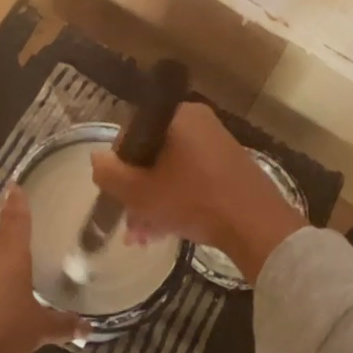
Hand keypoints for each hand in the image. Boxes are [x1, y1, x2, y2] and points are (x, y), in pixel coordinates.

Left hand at [0, 186, 85, 352]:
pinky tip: (1, 300)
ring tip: (20, 268)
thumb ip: (63, 325)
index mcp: (11, 254)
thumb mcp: (39, 328)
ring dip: (4, 264)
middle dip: (15, 236)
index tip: (14, 184)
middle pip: (3, 239)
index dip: (17, 201)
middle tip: (31, 232)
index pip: (16, 219)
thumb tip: (88, 329)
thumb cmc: (3, 328)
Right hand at [90, 102, 306, 284]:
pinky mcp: (229, 167)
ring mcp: (216, 144)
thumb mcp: (140, 191)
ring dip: (153, 200)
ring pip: (171, 170)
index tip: (116, 193)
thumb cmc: (193, 199)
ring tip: (141, 237)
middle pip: (152, 153)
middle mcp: (197, 122)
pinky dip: (176, 200)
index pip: (132, 132)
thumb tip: (97, 159)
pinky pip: (192, 178)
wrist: (255, 225)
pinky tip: (163, 233)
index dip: (119, 164)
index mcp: (176, 115)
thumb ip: (110, 173)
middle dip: (136, 189)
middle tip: (127, 220)